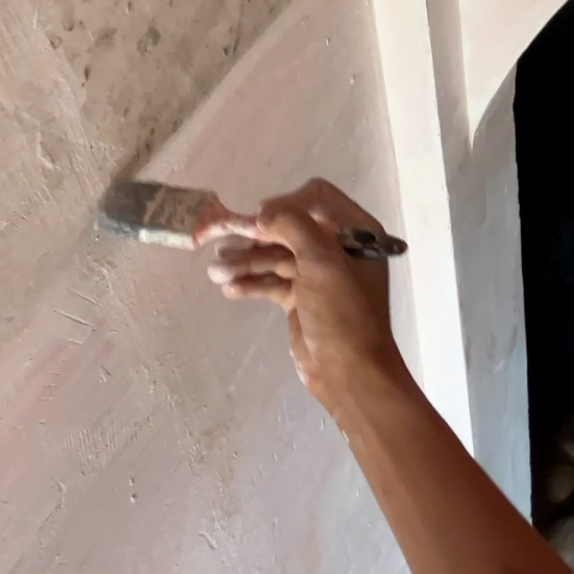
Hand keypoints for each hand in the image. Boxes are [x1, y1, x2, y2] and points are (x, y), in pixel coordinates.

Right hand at [207, 178, 403, 409]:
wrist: (350, 375)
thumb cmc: (343, 314)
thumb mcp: (322, 262)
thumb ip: (293, 225)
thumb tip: (263, 212)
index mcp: (356, 232)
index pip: (316, 198)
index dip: (285, 204)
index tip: (261, 221)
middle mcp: (338, 248)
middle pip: (288, 229)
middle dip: (254, 238)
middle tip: (220, 241)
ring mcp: (318, 274)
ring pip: (275, 256)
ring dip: (245, 261)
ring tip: (216, 271)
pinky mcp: (301, 297)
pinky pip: (271, 280)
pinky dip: (251, 282)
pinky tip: (229, 289)